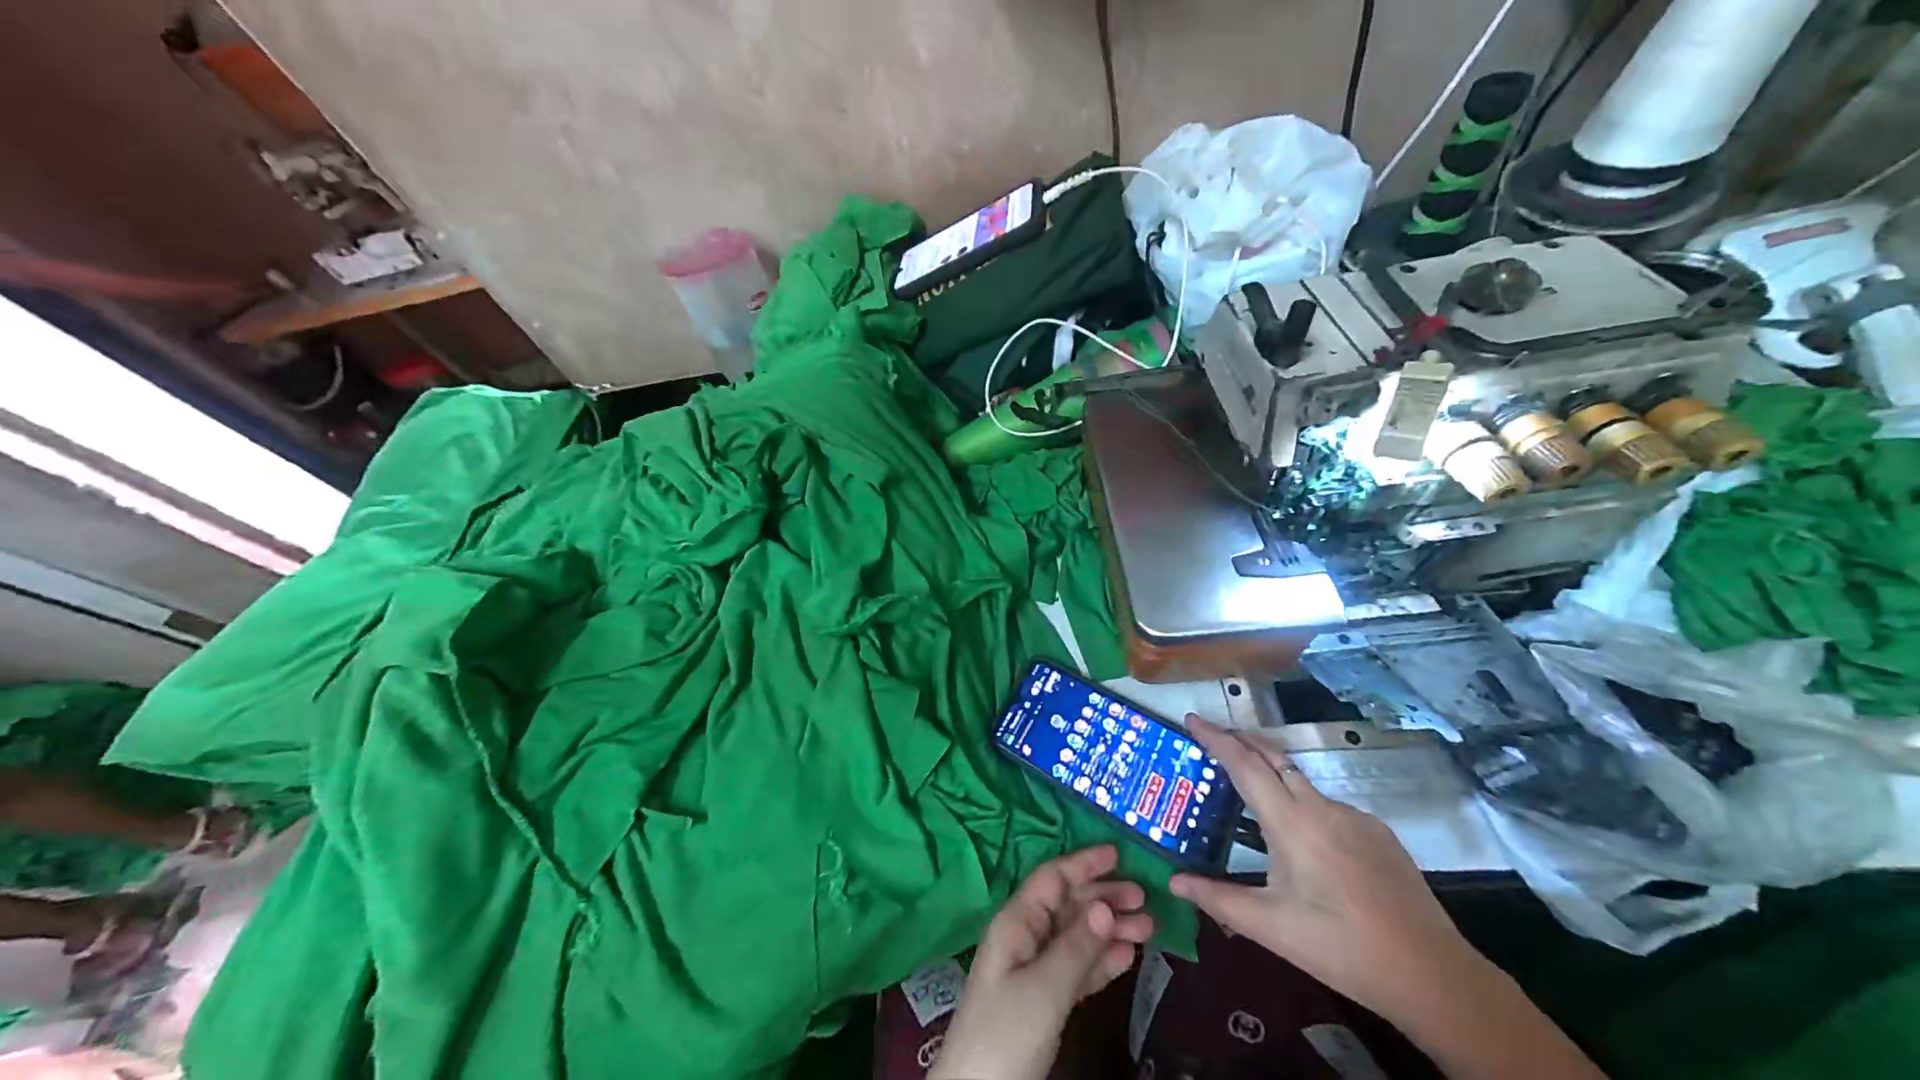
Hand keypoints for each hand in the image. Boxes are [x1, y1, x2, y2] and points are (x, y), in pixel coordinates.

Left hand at [930, 845, 1153, 1079]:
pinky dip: (1101, 961)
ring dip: (1110, 930)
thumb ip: (1075, 947)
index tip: (1118, 853)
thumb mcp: (1043, 988)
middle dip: (1104, 897)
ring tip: (1148, 928)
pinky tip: (1126, 958)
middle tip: (1145, 899)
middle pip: (1068, 905)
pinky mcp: (1044, 999)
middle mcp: (1025, 938)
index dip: (1082, 863)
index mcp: (1016, 924)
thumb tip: (1105, 904)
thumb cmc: (1006, 1032)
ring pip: (1077, 936)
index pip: (1051, 880)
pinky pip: (1077, 968)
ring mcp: (1034, 969)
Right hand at [1169, 716, 1479, 1021]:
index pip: (1244, 765)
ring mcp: (1355, 817)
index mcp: (1292, 823)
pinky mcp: (1378, 833)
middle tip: (1210, 737)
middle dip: (1240, 741)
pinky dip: (1302, 806)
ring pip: (1302, 784)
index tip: (1191, 719)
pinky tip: (1302, 842)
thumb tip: (1174, 882)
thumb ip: (1217, 899)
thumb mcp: (1269, 926)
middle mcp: (1323, 808)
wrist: (1431, 975)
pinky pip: (1328, 807)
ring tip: (1248, 797)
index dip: (1215, 738)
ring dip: (1270, 776)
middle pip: (1274, 758)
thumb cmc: (1339, 947)